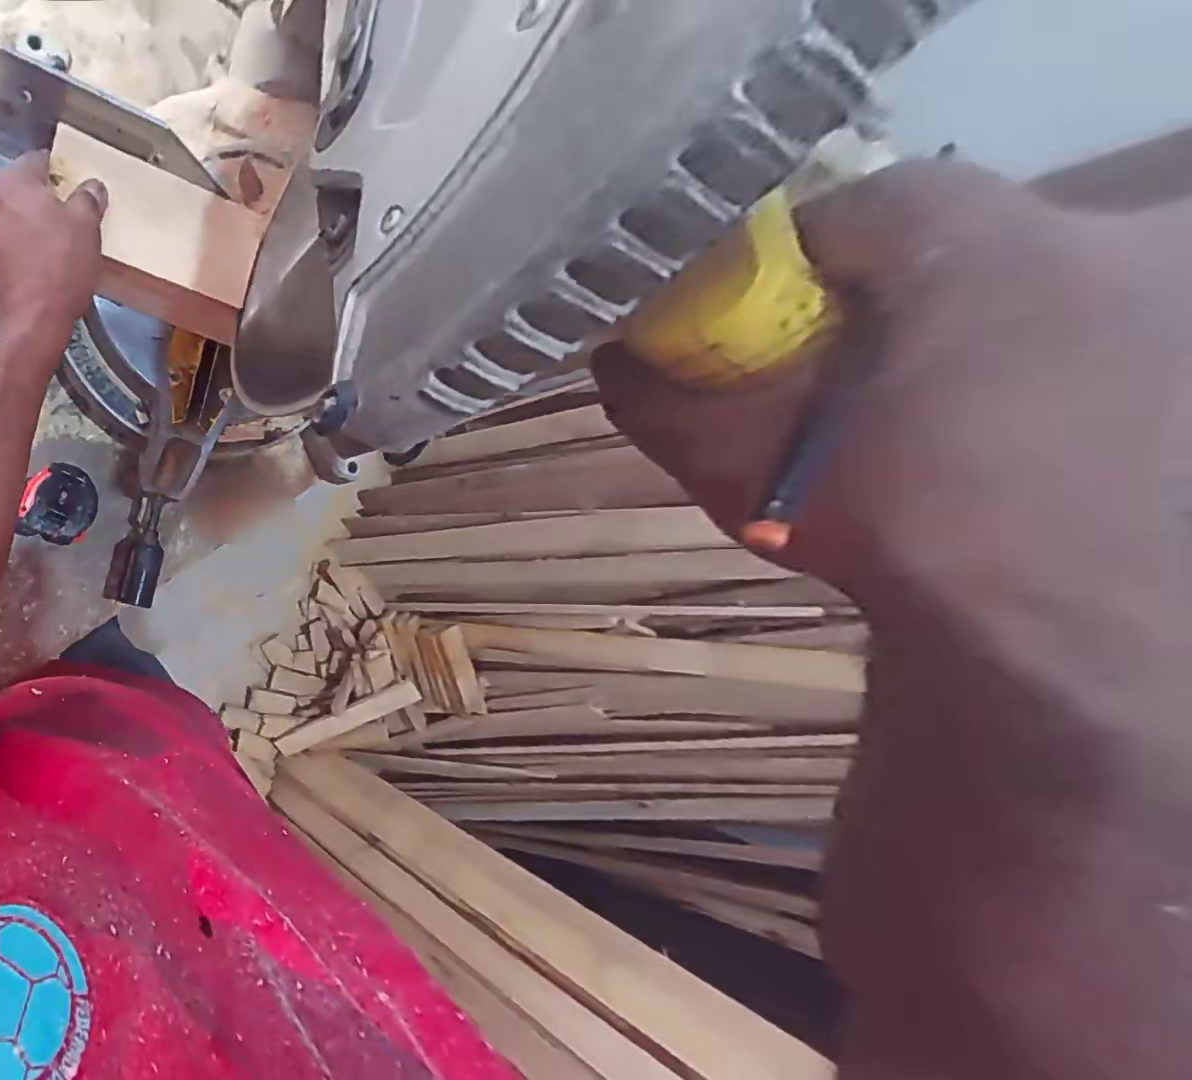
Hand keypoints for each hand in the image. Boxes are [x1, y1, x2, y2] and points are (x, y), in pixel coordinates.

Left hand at [0, 151, 106, 342]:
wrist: (32, 319)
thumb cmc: (61, 266)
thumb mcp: (86, 228)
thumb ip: (88, 199)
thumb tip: (92, 185)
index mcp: (13, 182)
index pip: (37, 160)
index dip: (58, 170)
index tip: (73, 185)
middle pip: (18, 189)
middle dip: (39, 198)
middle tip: (65, 216)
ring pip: (8, 216)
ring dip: (26, 223)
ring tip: (50, 242)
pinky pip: (1, 243)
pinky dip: (16, 246)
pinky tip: (35, 262)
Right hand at [592, 160, 1191, 619]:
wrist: (1063, 645)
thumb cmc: (890, 532)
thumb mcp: (739, 466)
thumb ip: (660, 404)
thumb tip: (607, 358)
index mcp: (991, 256)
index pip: (869, 199)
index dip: (791, 245)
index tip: (749, 304)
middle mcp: (1119, 245)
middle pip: (953, 236)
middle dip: (875, 289)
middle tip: (820, 362)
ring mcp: (1177, 301)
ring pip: (1026, 277)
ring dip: (950, 321)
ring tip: (897, 402)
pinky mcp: (1189, 357)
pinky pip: (1091, 322)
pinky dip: (1025, 354)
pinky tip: (987, 424)